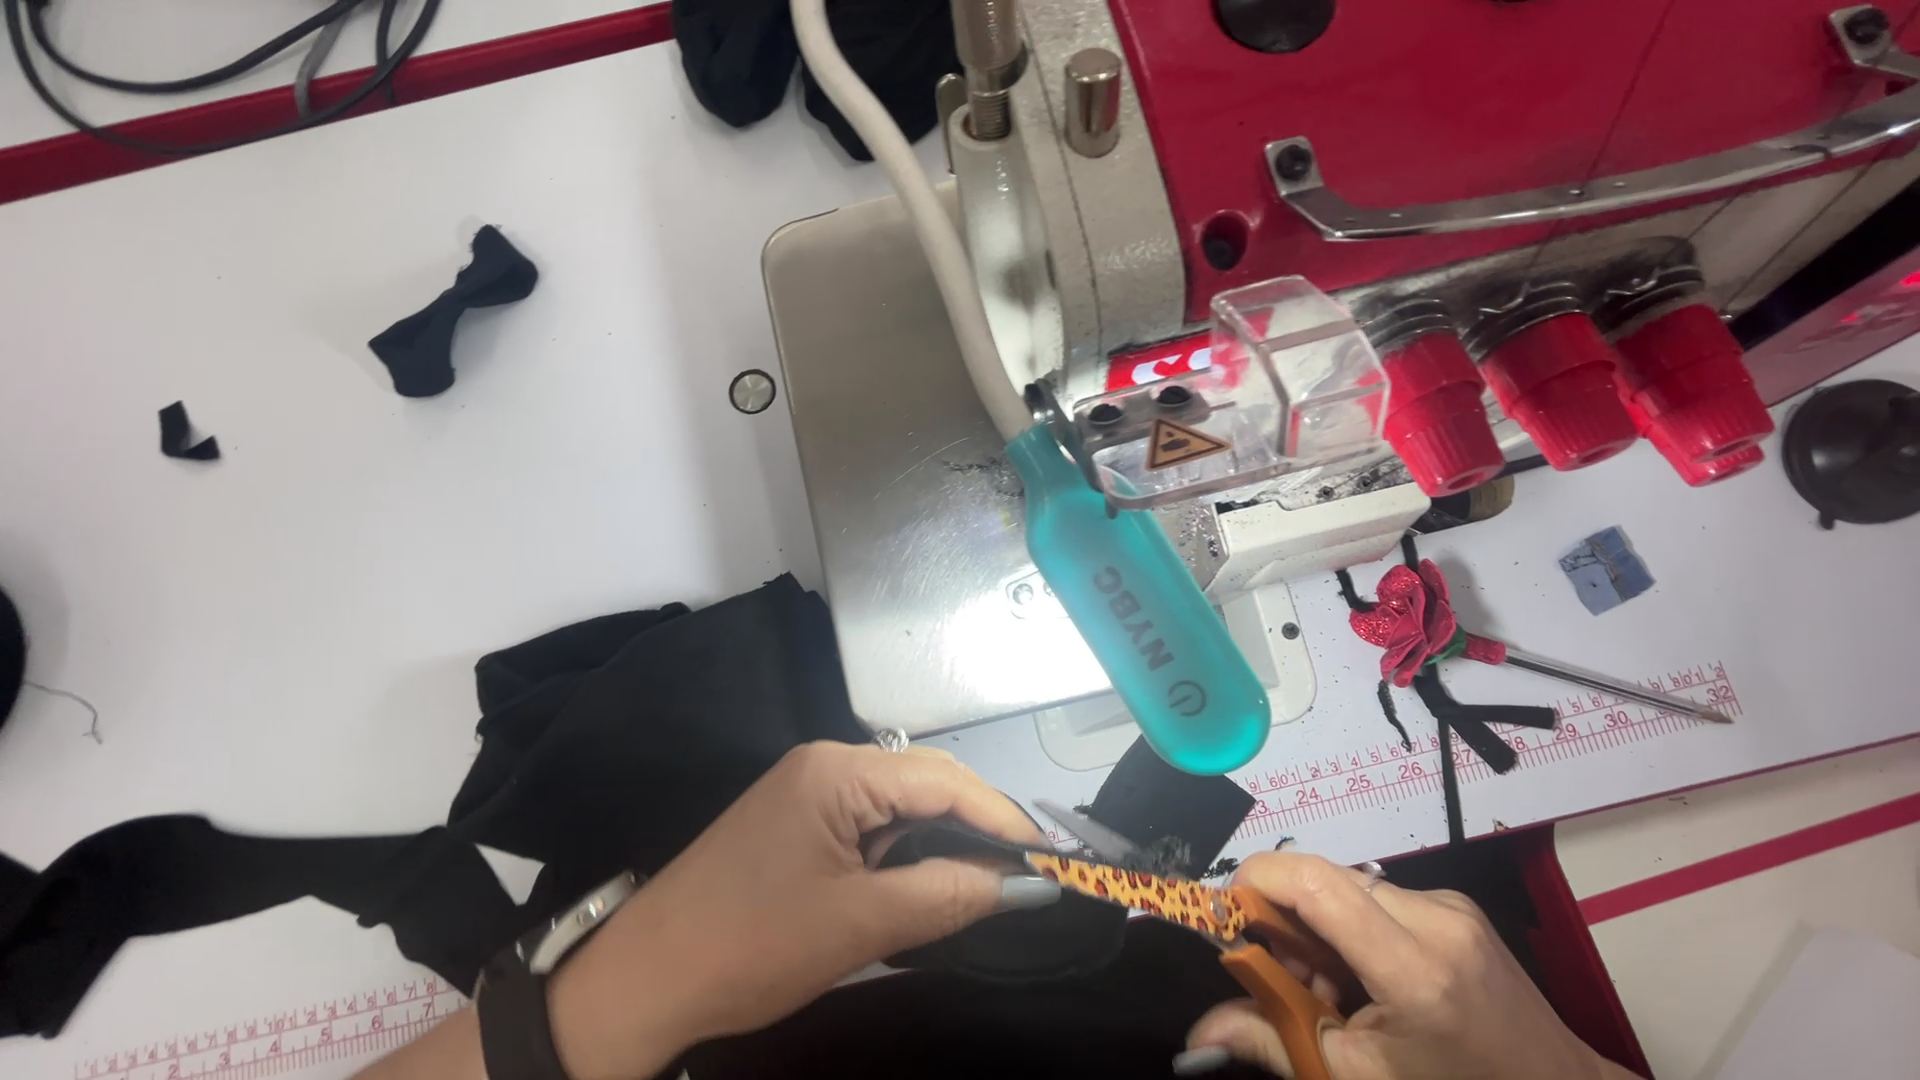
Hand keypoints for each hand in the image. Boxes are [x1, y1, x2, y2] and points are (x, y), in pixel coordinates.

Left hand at [546, 741, 1054, 1079]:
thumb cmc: (752, 945)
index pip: (944, 779)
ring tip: (986, 877)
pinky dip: (907, 846)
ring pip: (901, 801)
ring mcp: (808, 787)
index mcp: (839, 770)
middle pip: (926, 780)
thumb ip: (949, 894)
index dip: (1001, 817)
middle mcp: (826, 761)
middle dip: (977, 823)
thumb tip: (1026, 884)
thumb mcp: (860, 923)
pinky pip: (871, 819)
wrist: (644, 978)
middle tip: (1023, 874)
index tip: (1049, 860)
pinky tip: (927, 874)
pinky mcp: (799, 817)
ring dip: (943, 835)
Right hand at [1184, 852, 1632, 1079]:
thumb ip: (1272, 1040)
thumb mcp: (1358, 1079)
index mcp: (1415, 969)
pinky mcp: (1454, 905)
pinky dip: (1349, 926)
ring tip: (1329, 987)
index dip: (1255, 882)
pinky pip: (1375, 896)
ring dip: (1315, 924)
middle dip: (1281, 914)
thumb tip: (1198, 1034)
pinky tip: (1363, 976)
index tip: (1226, 915)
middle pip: (1323, 880)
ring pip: (1345, 886)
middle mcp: (1435, 919)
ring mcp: (1450, 906)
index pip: (1315, 883)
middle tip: (1278, 969)